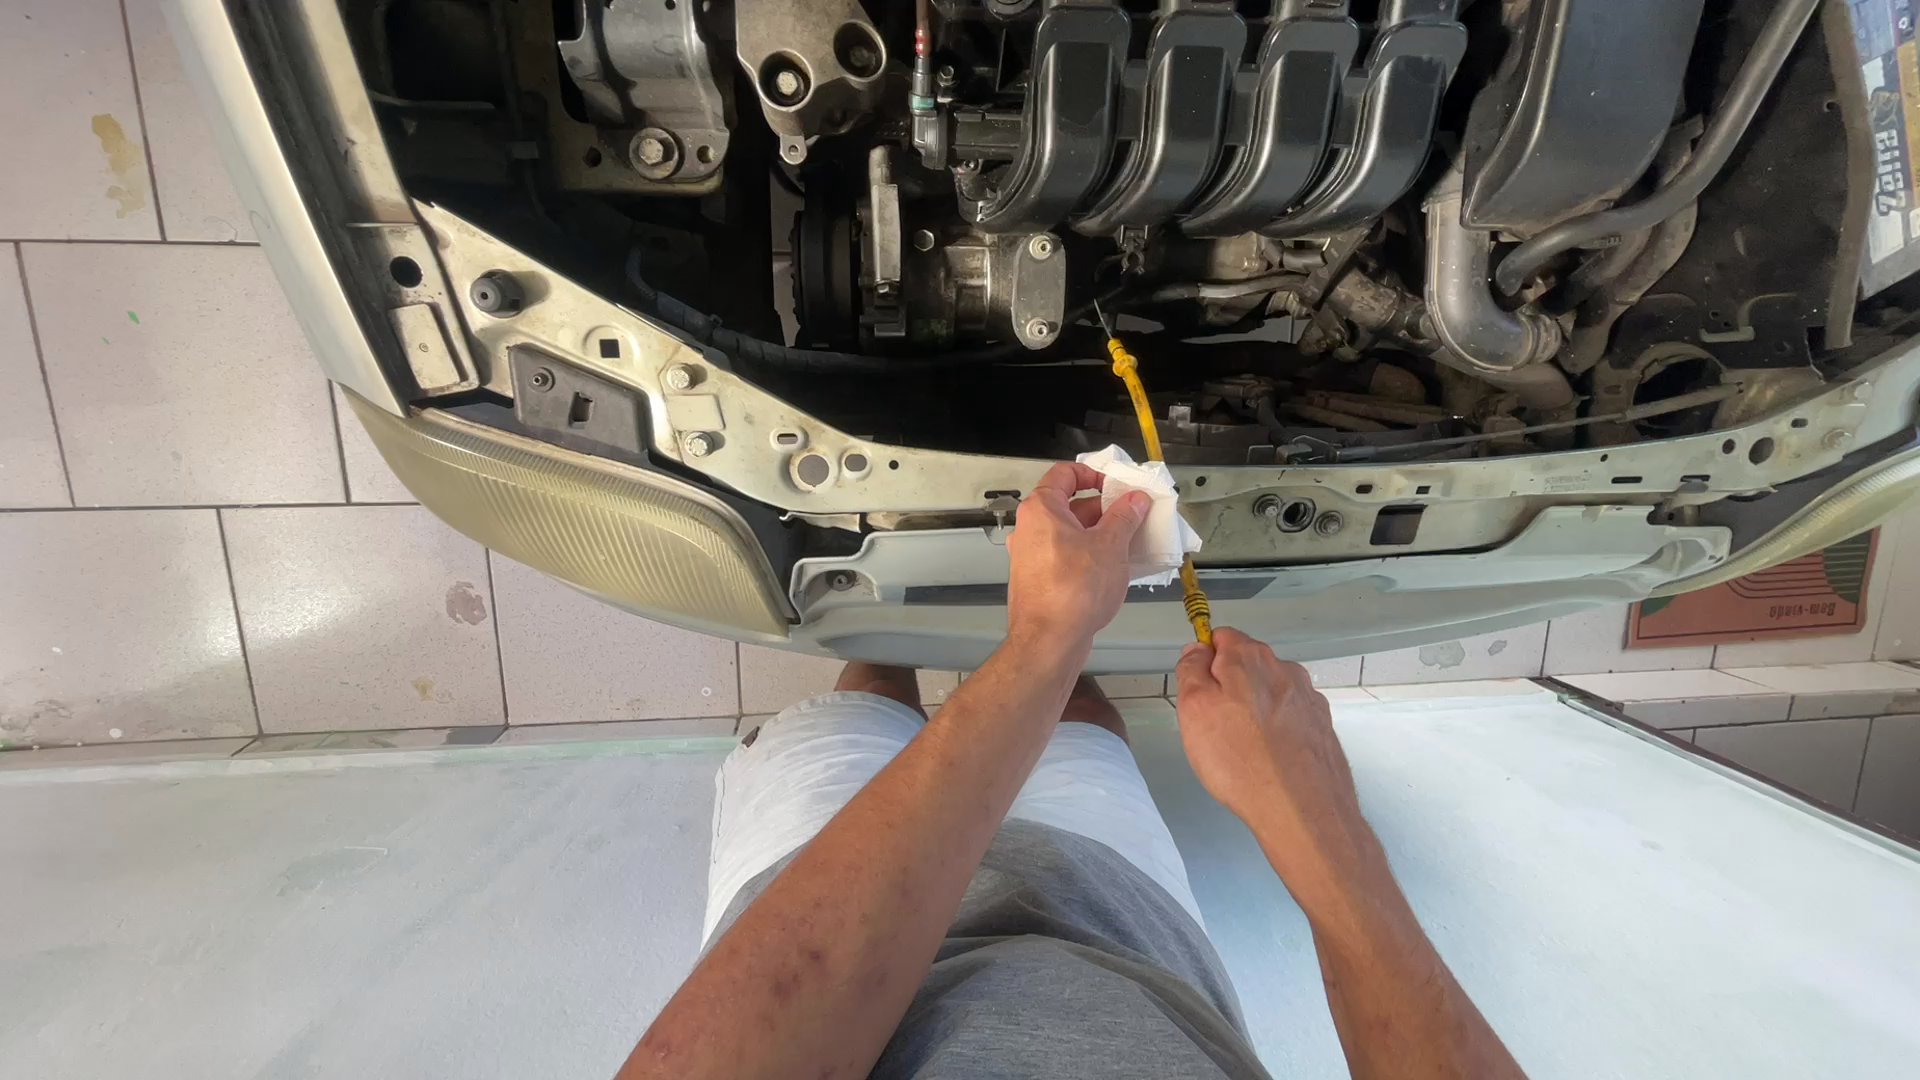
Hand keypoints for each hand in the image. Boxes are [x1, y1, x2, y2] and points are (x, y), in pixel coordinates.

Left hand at [1005, 462, 1149, 647]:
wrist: (1049, 640)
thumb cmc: (1069, 593)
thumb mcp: (1110, 546)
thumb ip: (1124, 517)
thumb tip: (1133, 502)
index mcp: (1041, 510)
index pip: (1065, 474)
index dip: (1094, 474)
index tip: (1117, 484)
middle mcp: (1030, 530)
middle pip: (1070, 505)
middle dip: (1105, 509)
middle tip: (1134, 515)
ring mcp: (1032, 556)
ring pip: (1070, 534)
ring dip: (1100, 535)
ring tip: (1131, 543)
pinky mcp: (1039, 579)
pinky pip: (1067, 557)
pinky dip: (1090, 556)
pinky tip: (1116, 568)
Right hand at [1175, 628, 1375, 903]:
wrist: (1303, 813)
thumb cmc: (1238, 759)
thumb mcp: (1193, 708)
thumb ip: (1191, 669)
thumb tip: (1197, 649)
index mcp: (1249, 656)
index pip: (1220, 637)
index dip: (1203, 661)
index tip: (1197, 693)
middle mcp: (1285, 668)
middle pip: (1246, 665)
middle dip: (1228, 686)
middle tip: (1214, 726)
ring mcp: (1309, 699)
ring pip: (1268, 692)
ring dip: (1254, 709)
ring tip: (1243, 748)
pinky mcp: (1324, 729)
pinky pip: (1289, 718)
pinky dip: (1277, 731)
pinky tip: (1269, 760)